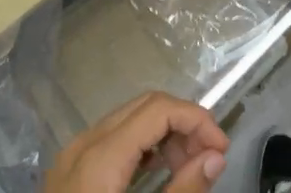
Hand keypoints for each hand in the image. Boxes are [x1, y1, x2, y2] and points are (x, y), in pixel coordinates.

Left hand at [43, 91, 229, 192]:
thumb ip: (183, 192)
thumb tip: (214, 158)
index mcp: (100, 156)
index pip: (159, 109)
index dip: (197, 120)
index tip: (221, 151)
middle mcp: (83, 145)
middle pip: (145, 107)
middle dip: (184, 125)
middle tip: (208, 160)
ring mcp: (71, 157)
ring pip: (129, 120)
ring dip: (165, 135)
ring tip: (187, 169)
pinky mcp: (68, 173)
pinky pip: (112, 140)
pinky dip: (142, 147)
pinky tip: (157, 174)